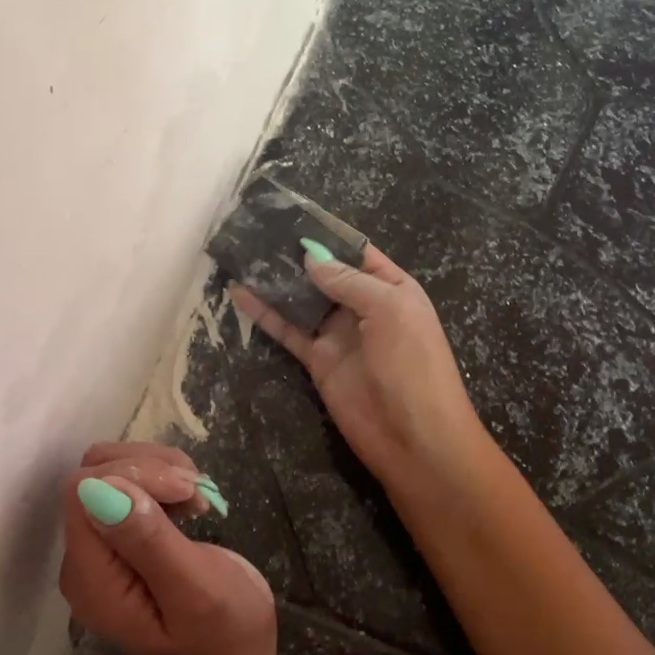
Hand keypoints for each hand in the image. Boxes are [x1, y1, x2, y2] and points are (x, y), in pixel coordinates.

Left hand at [58, 443, 275, 654]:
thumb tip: (102, 488)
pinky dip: (161, 476)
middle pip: (95, 473)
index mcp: (92, 579)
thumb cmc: (224, 633)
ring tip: (198, 497)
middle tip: (197, 494)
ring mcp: (99, 545)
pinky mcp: (117, 534)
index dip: (133, 474)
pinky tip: (189, 500)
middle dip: (150, 469)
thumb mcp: (196, 590)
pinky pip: (126, 480)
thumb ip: (149, 541)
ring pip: (112, 467)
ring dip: (160, 468)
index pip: (83, 490)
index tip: (184, 491)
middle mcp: (82, 559)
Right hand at [231, 243, 487, 489]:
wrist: (415, 440)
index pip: (356, 251)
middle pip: (325, 272)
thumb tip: (310, 254)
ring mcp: (339, 334)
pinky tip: (239, 292)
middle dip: (295, 253)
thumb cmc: (413, 365)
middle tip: (256, 229)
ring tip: (242, 252)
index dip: (326, 234)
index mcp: (392, 287)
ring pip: (302, 298)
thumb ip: (348, 281)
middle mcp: (364, 306)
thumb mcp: (389, 310)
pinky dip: (264, 312)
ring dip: (276, 279)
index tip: (290, 214)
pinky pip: (288, 329)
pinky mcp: (318, 360)